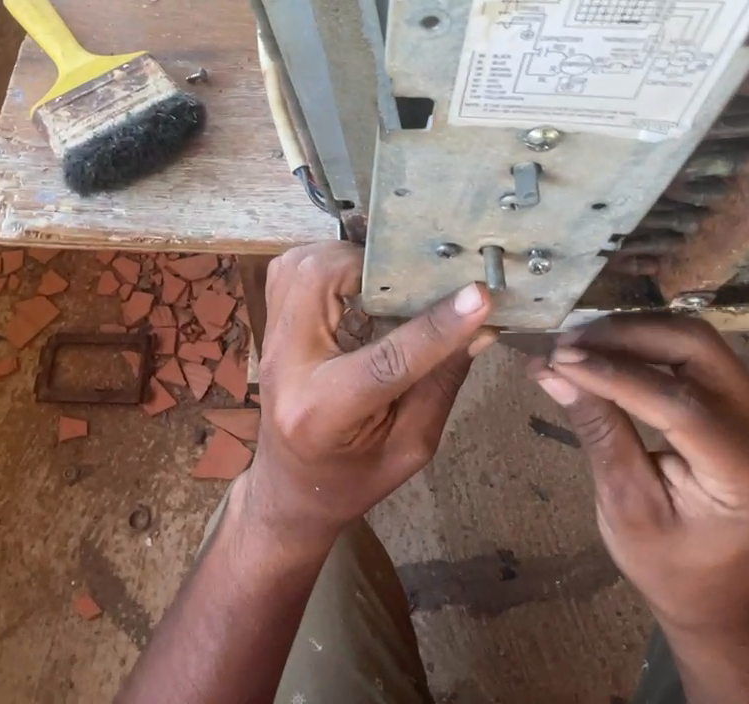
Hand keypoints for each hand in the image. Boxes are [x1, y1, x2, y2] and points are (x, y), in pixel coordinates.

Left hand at [239, 241, 497, 547]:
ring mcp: (269, 341)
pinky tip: (356, 284)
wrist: (289, 489)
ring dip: (346, 260)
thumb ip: (441, 383)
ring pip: (297, 264)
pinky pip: (289, 269)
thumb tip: (480, 324)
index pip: (386, 359)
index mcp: (323, 412)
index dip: (436, 326)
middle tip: (412, 279)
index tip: (479, 295)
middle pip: (319, 281)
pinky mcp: (268, 326)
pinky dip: (326, 264)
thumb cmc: (353, 478)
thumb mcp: (410, 446)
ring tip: (383, 279)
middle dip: (371, 267)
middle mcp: (286, 366)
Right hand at [530, 315, 748, 635]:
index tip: (558, 358)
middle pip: (699, 350)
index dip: (615, 374)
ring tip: (578, 344)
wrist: (713, 592)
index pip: (681, 404)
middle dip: (626, 337)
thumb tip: (551, 370)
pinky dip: (644, 345)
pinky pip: (696, 354)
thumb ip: (598, 431)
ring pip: (696, 341)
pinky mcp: (747, 403)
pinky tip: (605, 351)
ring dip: (633, 334)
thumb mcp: (624, 505)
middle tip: (566, 344)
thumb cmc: (667, 563)